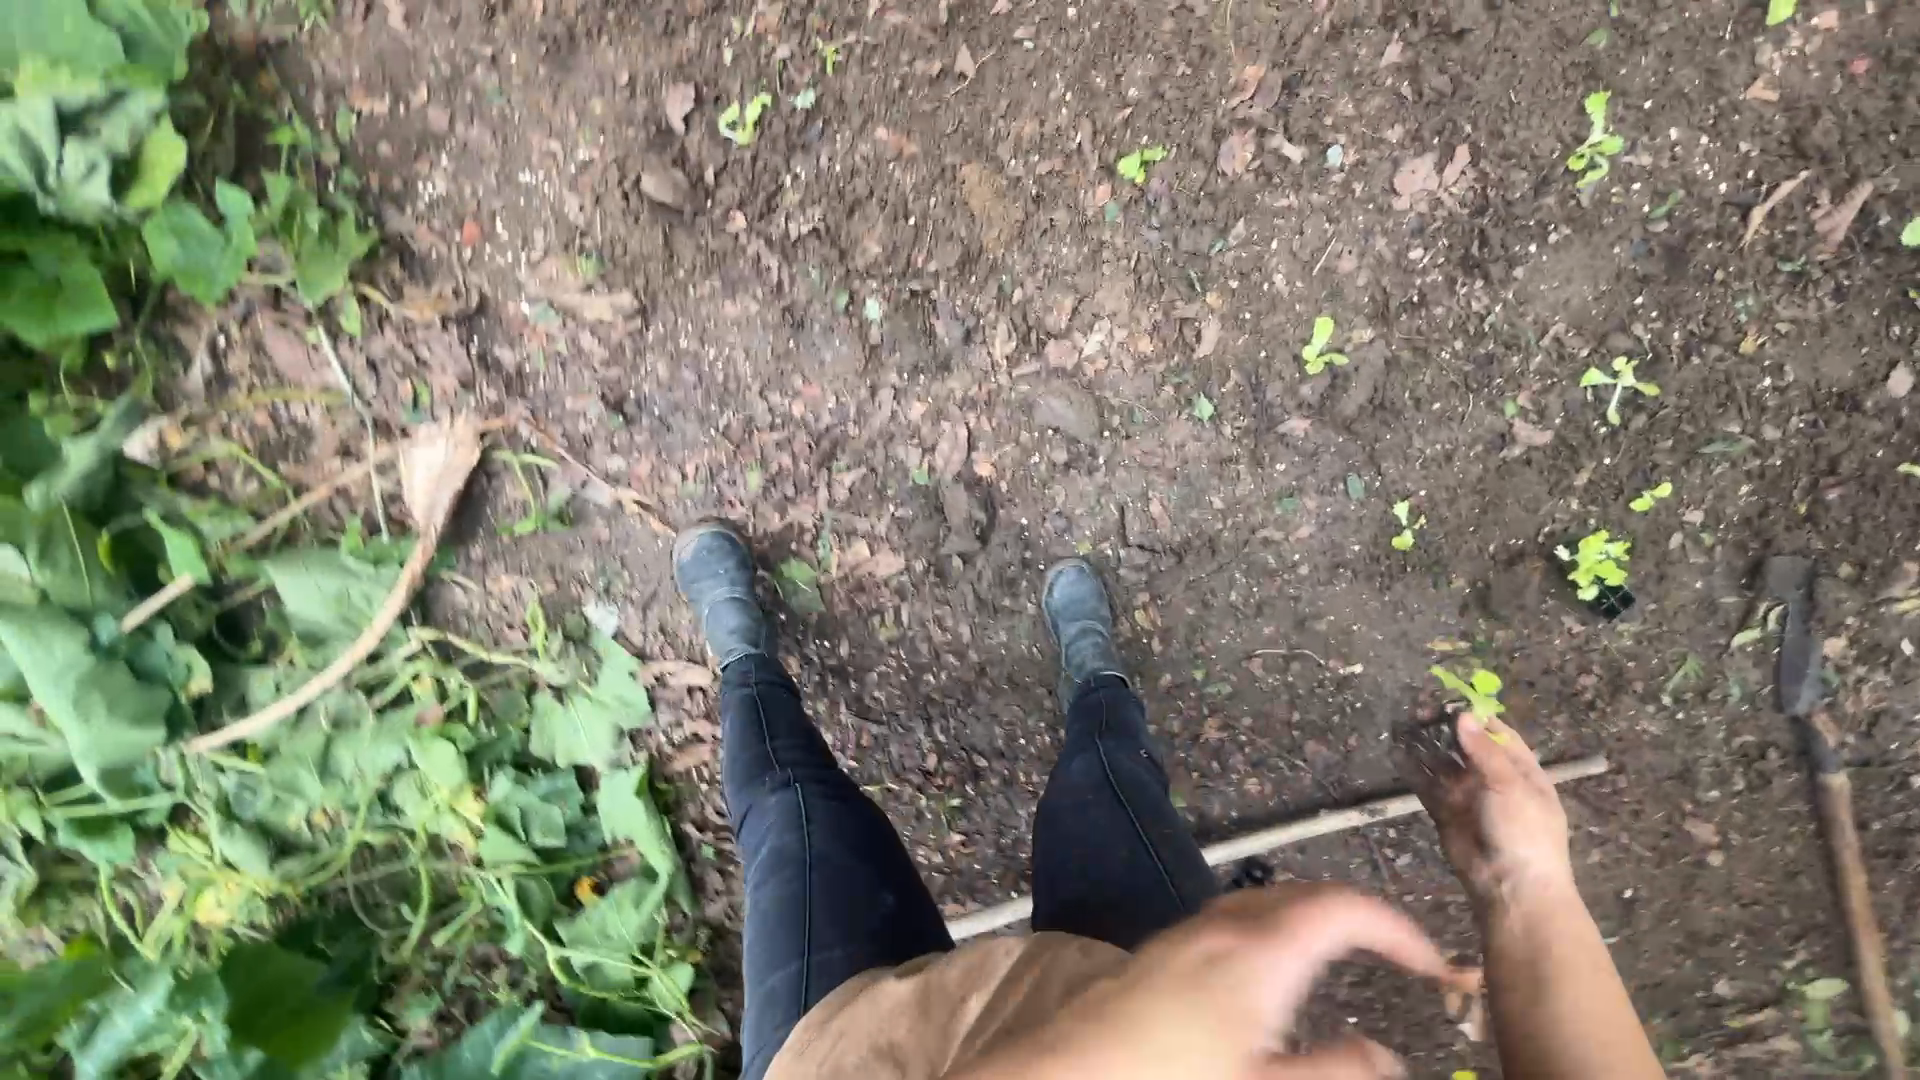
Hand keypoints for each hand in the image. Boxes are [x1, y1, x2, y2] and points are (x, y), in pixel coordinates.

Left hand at [952, 884, 1473, 1079]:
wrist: (1070, 1074)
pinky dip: (1269, 926)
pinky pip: (1230, 917)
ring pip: (1262, 902)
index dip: (1393, 926)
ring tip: (1342, 953)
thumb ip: (1333, 1072)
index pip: (1339, 909)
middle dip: (1354, 912)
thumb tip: (1386, 1057)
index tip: (1433, 961)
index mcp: (1258, 954)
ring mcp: (1186, 933)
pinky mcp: (1162, 949)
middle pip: (1300, 894)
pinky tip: (1268, 966)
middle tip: (1396, 953)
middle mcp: (1222, 927)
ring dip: (1309, 915)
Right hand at [1410, 714, 1575, 912]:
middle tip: (1418, 712)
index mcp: (1521, 772)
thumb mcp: (1510, 785)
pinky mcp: (1445, 810)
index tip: (1450, 701)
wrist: (1510, 884)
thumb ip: (1483, 750)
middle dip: (1444, 728)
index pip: (1499, 735)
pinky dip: (1411, 769)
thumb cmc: (1523, 830)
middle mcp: (1493, 779)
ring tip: (1401, 726)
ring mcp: (1467, 795)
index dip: (1476, 717)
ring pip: (1442, 762)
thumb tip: (1462, 715)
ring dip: (1424, 745)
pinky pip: (1425, 784)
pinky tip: (1395, 753)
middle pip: (1466, 745)